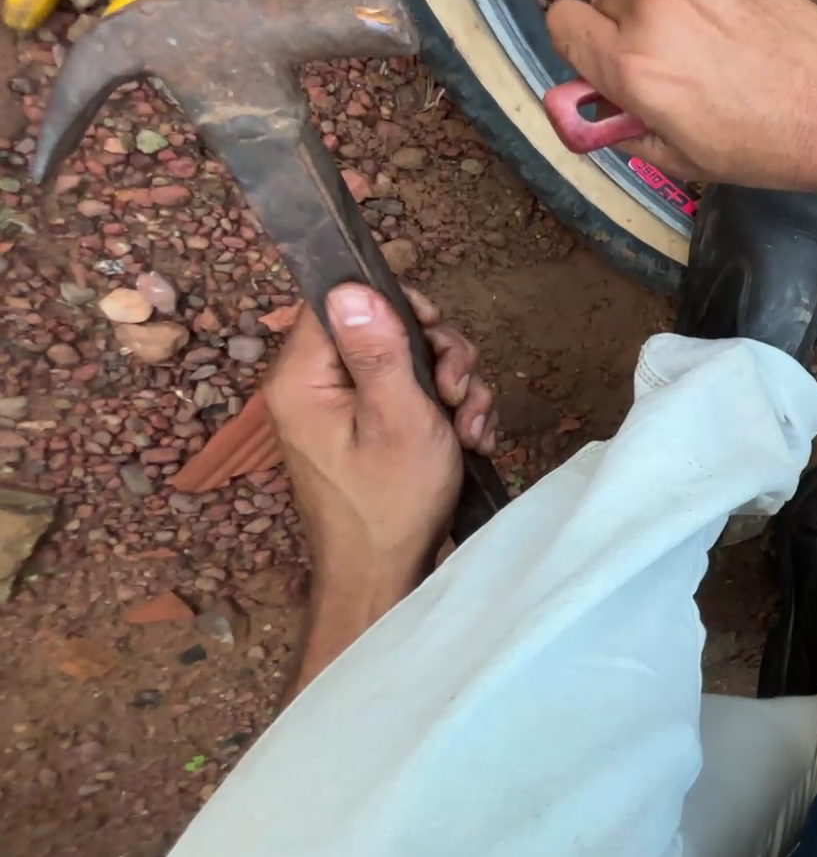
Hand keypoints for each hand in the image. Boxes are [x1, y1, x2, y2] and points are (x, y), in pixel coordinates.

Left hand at [264, 284, 494, 598]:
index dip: (394, 304)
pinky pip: (423, 396)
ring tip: (470, 428)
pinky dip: (455, 412)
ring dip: (459, 388)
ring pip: (418, 363)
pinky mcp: (379, 427)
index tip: (434, 331)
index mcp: (306, 378)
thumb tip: (352, 286)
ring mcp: (352, 408)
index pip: (340, 302)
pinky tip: (470, 439)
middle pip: (391, 331)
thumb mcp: (398, 418)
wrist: (391, 569)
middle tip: (460, 392)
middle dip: (443, 356)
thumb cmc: (392, 498)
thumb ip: (380, 352)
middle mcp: (323, 386)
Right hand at [545, 0, 816, 194]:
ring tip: (728, 60)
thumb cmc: (766, 151)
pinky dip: (715, 4)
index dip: (582, 47)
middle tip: (681, 74)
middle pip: (612, 9)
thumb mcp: (686, 162)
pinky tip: (750, 38)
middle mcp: (657, 14)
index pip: (561, 22)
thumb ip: (627, 131)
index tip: (608, 66)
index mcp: (634, 66)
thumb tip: (599, 113)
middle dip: (634, 38)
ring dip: (679, 20)